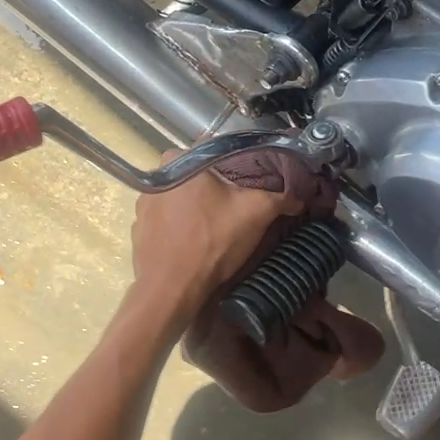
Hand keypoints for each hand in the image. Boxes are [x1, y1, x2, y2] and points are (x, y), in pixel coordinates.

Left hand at [129, 155, 302, 321]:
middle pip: (200, 173)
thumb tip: (299, 197)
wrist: (170, 291)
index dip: (241, 161)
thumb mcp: (256, 214)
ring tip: (221, 226)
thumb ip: (281, 197)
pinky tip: (198, 242)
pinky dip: (183, 226)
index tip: (256, 177)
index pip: (217, 148)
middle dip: (221, 186)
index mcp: (180, 159)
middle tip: (242, 204)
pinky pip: (169, 219)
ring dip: (200, 206)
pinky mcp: (140, 229)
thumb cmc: (211, 243)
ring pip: (183, 196)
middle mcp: (156, 174)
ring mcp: (144, 203)